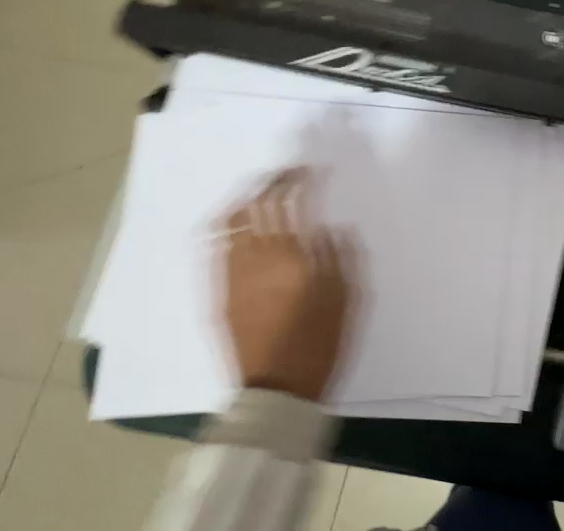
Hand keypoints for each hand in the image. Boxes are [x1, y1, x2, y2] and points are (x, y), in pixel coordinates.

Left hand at [219, 168, 360, 401]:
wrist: (275, 394)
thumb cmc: (320, 345)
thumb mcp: (346, 299)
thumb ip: (341, 256)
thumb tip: (333, 227)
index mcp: (293, 258)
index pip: (291, 202)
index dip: (299, 179)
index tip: (312, 170)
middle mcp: (257, 259)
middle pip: (257, 204)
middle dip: (272, 182)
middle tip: (288, 174)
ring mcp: (232, 275)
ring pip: (232, 221)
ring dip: (248, 199)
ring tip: (263, 191)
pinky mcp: (219, 292)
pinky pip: (217, 247)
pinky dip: (229, 225)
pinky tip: (240, 222)